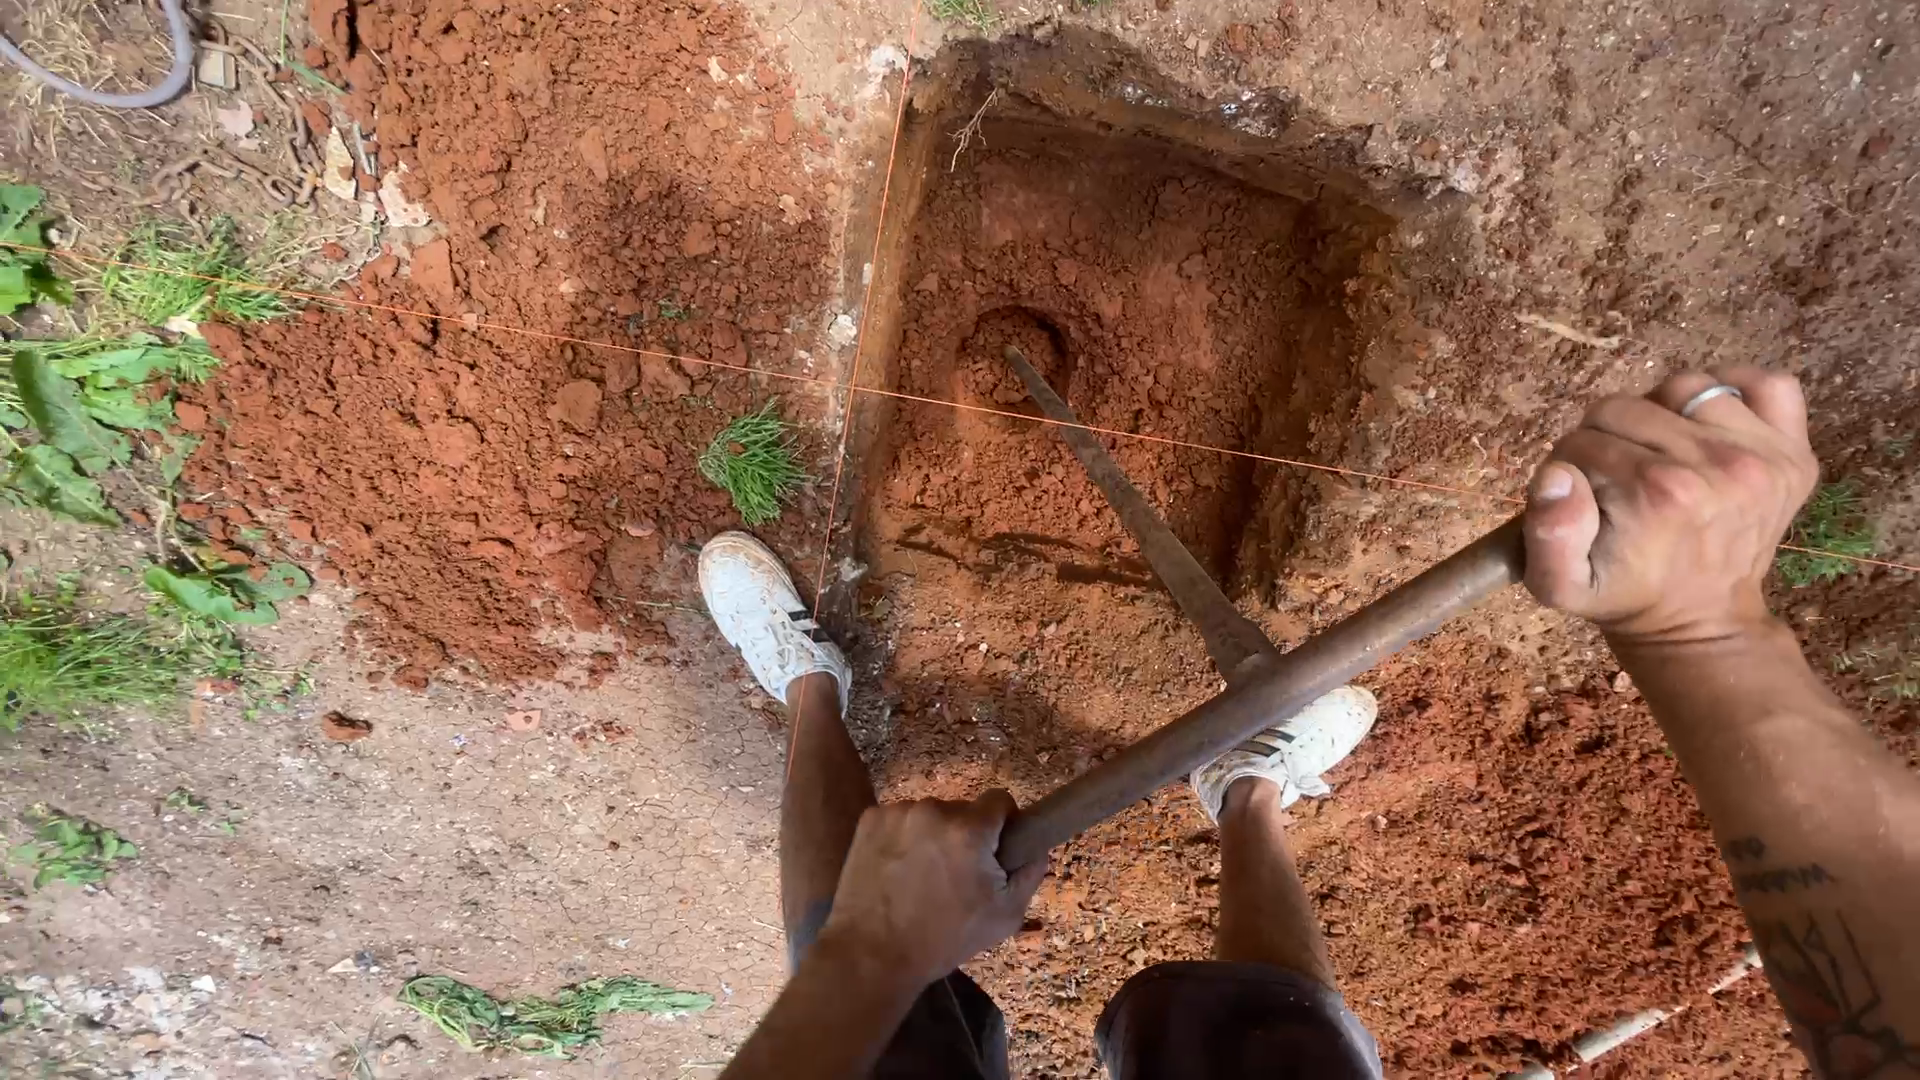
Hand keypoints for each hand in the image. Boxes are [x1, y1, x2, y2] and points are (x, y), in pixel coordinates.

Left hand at [816, 790, 1046, 989]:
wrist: (871, 955)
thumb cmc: (943, 939)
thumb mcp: (1004, 917)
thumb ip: (1029, 873)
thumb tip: (1037, 846)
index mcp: (969, 829)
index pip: (1000, 800)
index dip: (1003, 824)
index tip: (995, 850)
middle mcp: (934, 809)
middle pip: (963, 811)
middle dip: (965, 835)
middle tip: (955, 875)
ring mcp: (899, 811)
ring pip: (930, 816)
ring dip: (933, 837)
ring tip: (921, 878)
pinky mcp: (870, 818)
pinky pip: (900, 820)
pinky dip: (902, 839)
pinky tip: (896, 871)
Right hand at [1523, 366, 1817, 646]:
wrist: (1699, 618)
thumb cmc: (1618, 596)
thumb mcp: (1557, 584)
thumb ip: (1546, 533)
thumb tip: (1555, 473)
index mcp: (1657, 492)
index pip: (1580, 441)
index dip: (1563, 464)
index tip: (1575, 496)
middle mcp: (1717, 463)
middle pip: (1625, 408)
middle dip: (1600, 437)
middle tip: (1605, 476)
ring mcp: (1764, 453)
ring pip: (1682, 389)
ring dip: (1654, 413)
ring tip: (1649, 450)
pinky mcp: (1794, 450)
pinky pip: (1768, 386)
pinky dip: (1731, 392)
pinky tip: (1702, 425)